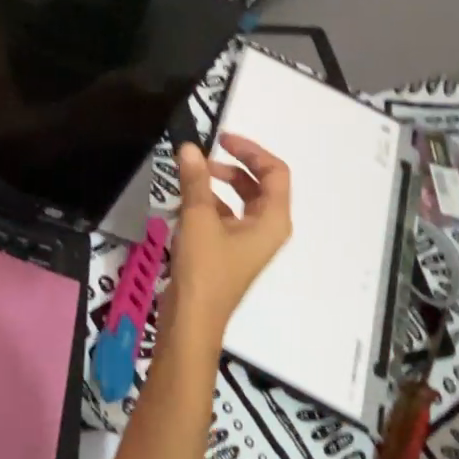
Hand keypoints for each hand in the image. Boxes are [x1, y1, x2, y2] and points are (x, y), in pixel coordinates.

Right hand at [163, 134, 292, 351]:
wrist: (192, 319)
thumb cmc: (204, 269)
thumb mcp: (198, 219)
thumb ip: (195, 181)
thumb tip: (189, 148)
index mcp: (273, 220)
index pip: (274, 172)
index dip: (250, 150)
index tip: (221, 139)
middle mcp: (267, 229)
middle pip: (258, 186)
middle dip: (232, 167)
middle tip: (200, 157)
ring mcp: (248, 243)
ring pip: (239, 202)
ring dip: (216, 186)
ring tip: (187, 179)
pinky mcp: (228, 254)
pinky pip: (224, 218)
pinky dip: (208, 205)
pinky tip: (183, 204)